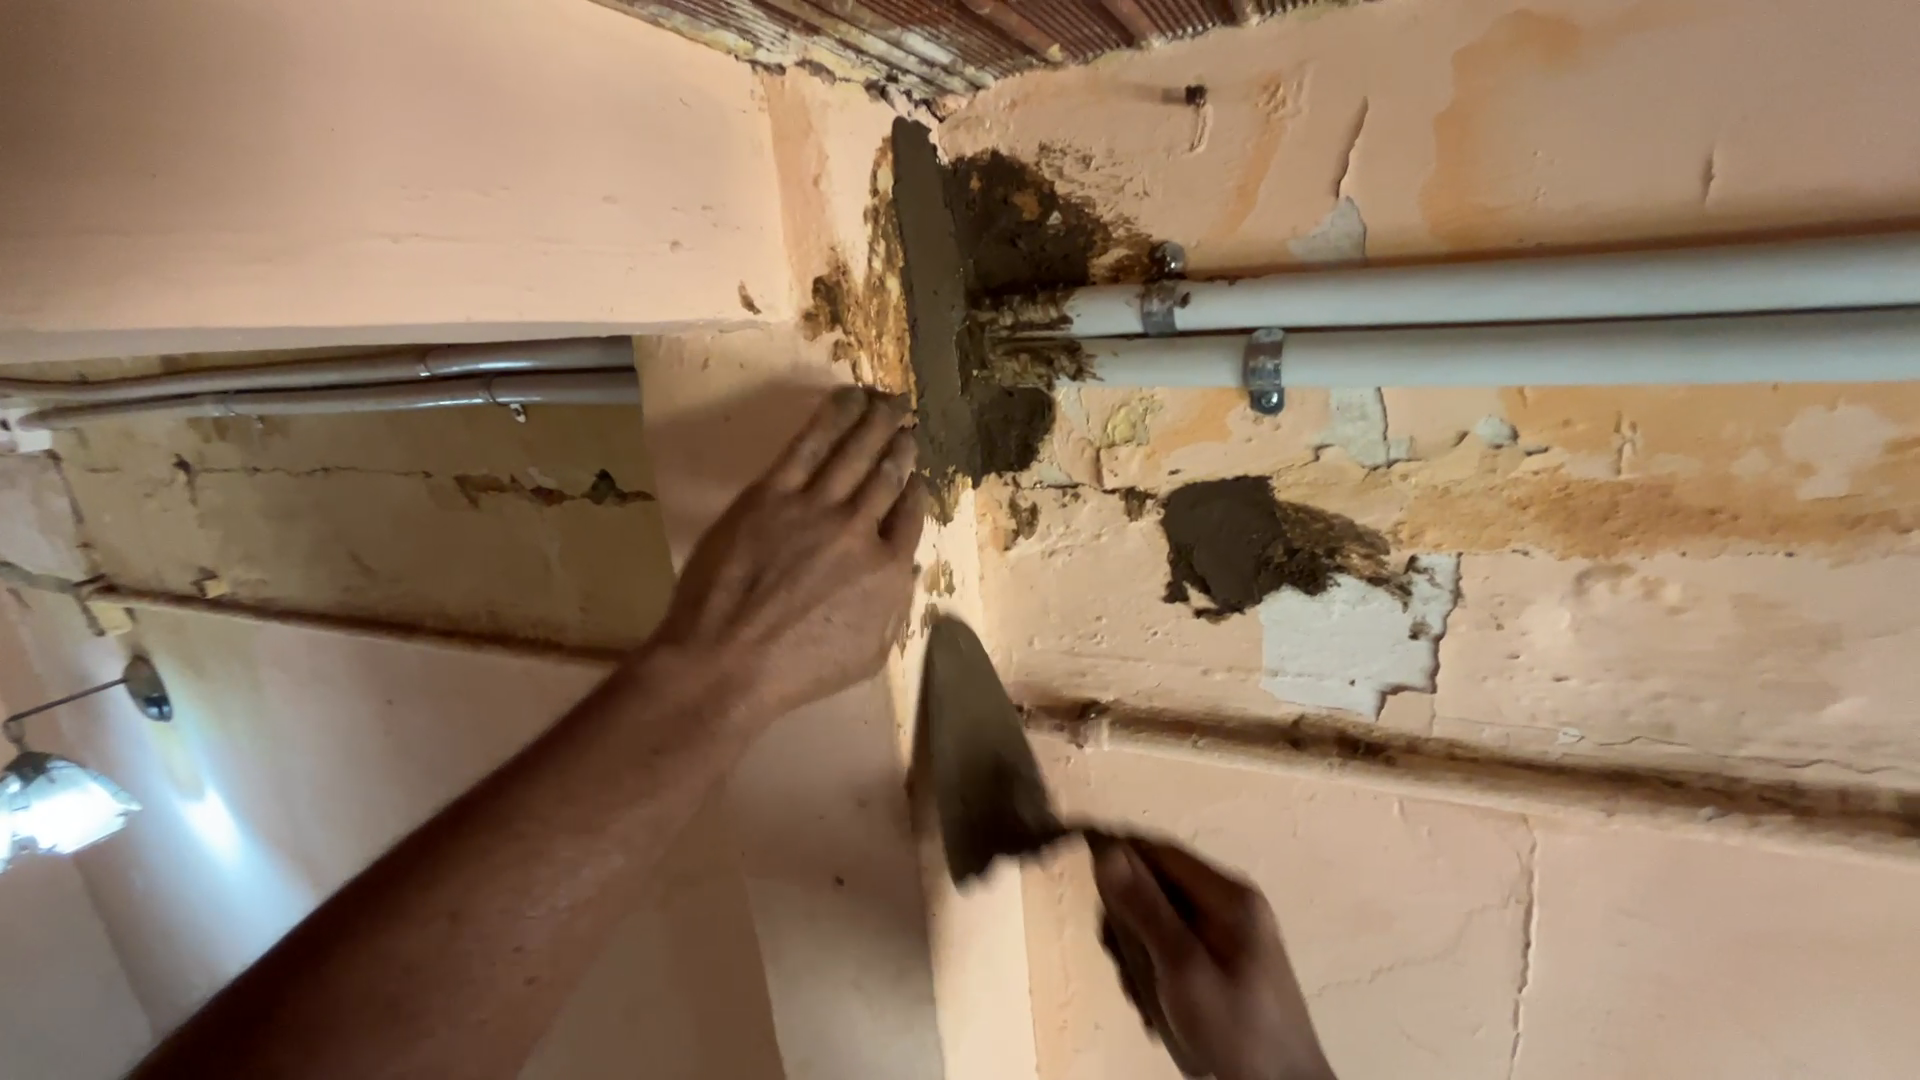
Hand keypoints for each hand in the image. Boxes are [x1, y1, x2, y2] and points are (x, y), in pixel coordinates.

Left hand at [651, 386, 925, 721]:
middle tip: (907, 420)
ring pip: (855, 452)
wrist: (727, 660)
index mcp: (888, 571)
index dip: (915, 490)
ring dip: (876, 421)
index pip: (910, 517)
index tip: (915, 477)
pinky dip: (833, 417)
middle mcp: (861, 530)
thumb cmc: (798, 671)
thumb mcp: (869, 654)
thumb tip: (902, 568)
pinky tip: (848, 398)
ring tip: (888, 400)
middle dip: (901, 444)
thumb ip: (894, 607)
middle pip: (888, 476)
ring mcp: (817, 507)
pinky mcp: (773, 493)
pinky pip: (810, 445)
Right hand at [1093, 838, 1335, 1079]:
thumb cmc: (1236, 1029)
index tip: (1087, 881)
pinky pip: (1174, 947)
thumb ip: (1144, 908)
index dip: (1119, 857)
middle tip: (1119, 963)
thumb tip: (1106, 851)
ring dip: (1139, 956)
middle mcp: (1229, 905)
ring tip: (1142, 998)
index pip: (1160, 851)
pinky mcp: (1224, 962)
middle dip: (1129, 925)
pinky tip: (1156, 1007)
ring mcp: (1228, 934)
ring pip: (1159, 921)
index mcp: (1228, 895)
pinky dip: (1157, 972)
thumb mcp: (1183, 968)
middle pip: (1157, 888)